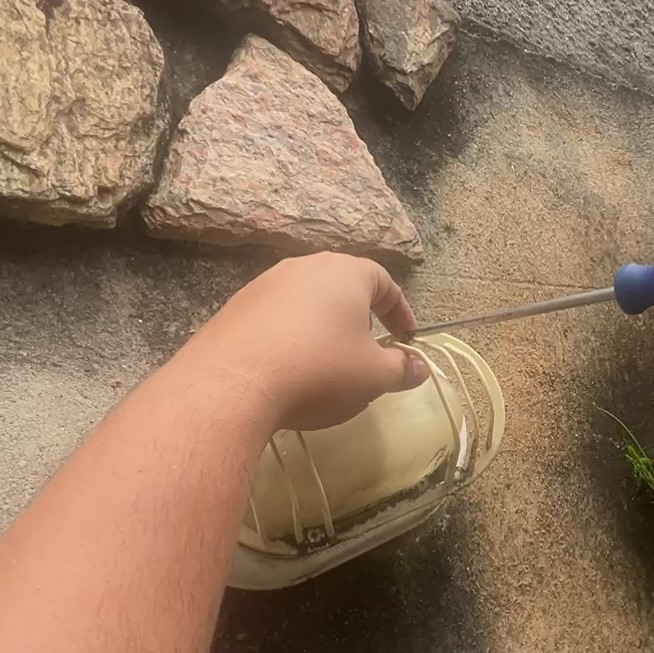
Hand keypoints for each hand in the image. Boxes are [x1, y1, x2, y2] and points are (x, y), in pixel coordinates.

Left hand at [171, 253, 428, 433]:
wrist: (233, 384)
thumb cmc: (320, 370)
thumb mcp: (374, 376)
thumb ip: (402, 369)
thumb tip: (420, 368)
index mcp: (345, 273)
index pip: (384, 281)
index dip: (400, 311)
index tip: (407, 339)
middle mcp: (304, 268)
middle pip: (343, 286)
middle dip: (362, 317)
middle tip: (369, 349)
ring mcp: (265, 284)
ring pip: (308, 301)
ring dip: (325, 327)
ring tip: (330, 362)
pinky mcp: (236, 308)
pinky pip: (277, 318)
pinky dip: (292, 337)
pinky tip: (290, 369)